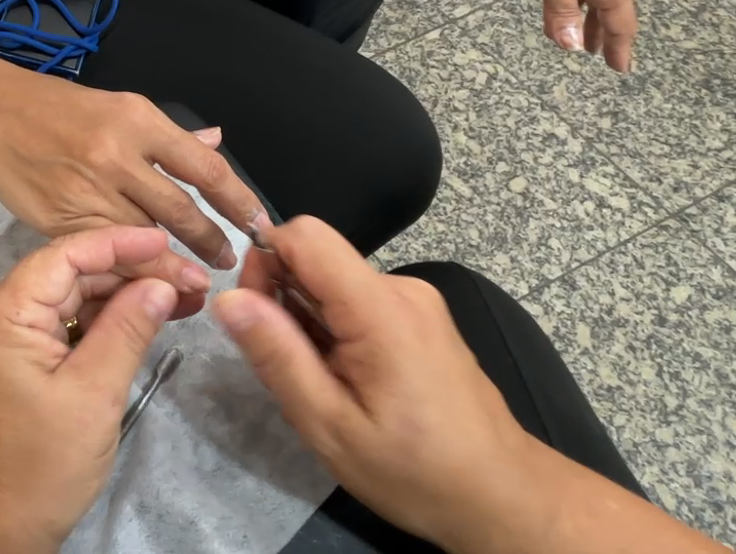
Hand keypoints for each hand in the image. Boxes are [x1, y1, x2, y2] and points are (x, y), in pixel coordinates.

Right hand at [0, 43, 262, 269]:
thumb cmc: (50, 103)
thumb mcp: (114, 105)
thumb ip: (166, 134)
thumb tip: (215, 143)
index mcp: (136, 120)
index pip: (204, 168)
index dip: (238, 202)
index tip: (257, 223)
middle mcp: (117, 156)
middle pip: (182, 212)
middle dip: (212, 242)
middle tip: (227, 260)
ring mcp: (86, 191)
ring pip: (145, 239)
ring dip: (175, 262)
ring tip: (194, 276)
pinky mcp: (58, 220)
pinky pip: (104, 252)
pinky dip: (129, 267)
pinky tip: (144, 275)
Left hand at [0, 227, 203, 553]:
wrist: (2, 526)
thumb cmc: (44, 464)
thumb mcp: (94, 394)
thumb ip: (128, 329)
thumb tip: (162, 283)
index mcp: (3, 313)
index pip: (65, 255)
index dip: (118, 243)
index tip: (166, 241)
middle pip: (72, 273)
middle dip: (132, 272)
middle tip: (191, 279)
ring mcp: (9, 333)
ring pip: (75, 295)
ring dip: (126, 294)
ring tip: (185, 295)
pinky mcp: (22, 353)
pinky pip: (68, 321)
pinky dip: (108, 318)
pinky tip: (151, 315)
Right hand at [211, 216, 545, 552]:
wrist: (507, 500)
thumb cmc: (417, 472)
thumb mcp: (330, 425)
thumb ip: (277, 355)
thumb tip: (228, 298)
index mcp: (380, 308)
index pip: (305, 235)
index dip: (266, 260)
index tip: (256, 314)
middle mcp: (400, 288)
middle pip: (314, 256)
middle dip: (281, 296)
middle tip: (284, 362)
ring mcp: (414, 300)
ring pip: (330, 280)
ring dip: (306, 317)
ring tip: (317, 378)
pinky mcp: (419, 315)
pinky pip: (354, 298)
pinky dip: (332, 326)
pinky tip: (342, 376)